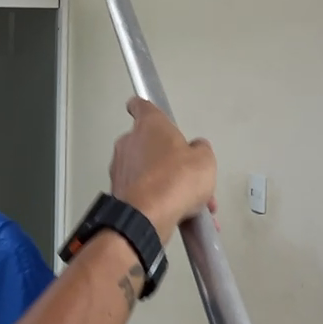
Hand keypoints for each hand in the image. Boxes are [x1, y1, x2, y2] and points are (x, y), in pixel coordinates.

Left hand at [109, 98, 217, 242]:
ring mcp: (120, 168)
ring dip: (167, 184)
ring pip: (147, 172)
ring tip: (193, 205)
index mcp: (149, 125)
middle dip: (168, 159)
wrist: (147, 216)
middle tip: (190, 177)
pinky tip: (180, 216)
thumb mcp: (205, 160)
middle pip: (148, 144)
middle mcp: (129, 142)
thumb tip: (195, 149)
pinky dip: (158, 201)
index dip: (143, 107)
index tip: (141, 108)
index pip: (141, 107)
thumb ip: (200, 150)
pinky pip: (142, 192)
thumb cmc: (177, 179)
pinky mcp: (117, 192)